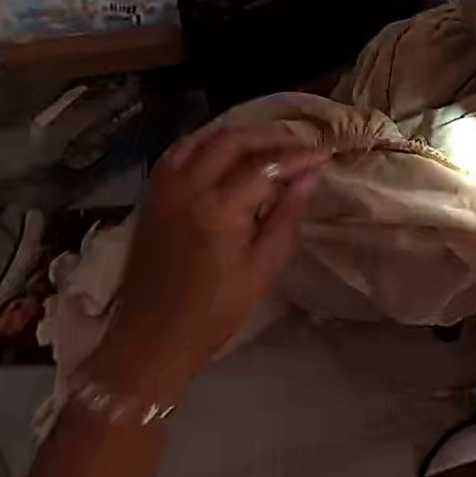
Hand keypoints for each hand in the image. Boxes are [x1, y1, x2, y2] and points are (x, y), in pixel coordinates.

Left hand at [86, 125, 328, 398]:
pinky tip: (226, 153)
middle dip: (270, 137)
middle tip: (299, 145)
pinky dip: (207, 143)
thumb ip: (286, 217)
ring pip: (203, 138)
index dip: (298, 158)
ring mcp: (163, 190)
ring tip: (267, 145)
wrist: (151, 341)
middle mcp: (187, 190)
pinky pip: (180, 152)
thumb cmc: (215, 312)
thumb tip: (309, 177)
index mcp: (217, 212)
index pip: (265, 168)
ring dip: (239, 135)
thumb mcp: (263, 269)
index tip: (324, 155)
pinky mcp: (151, 196)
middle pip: (232, 140)